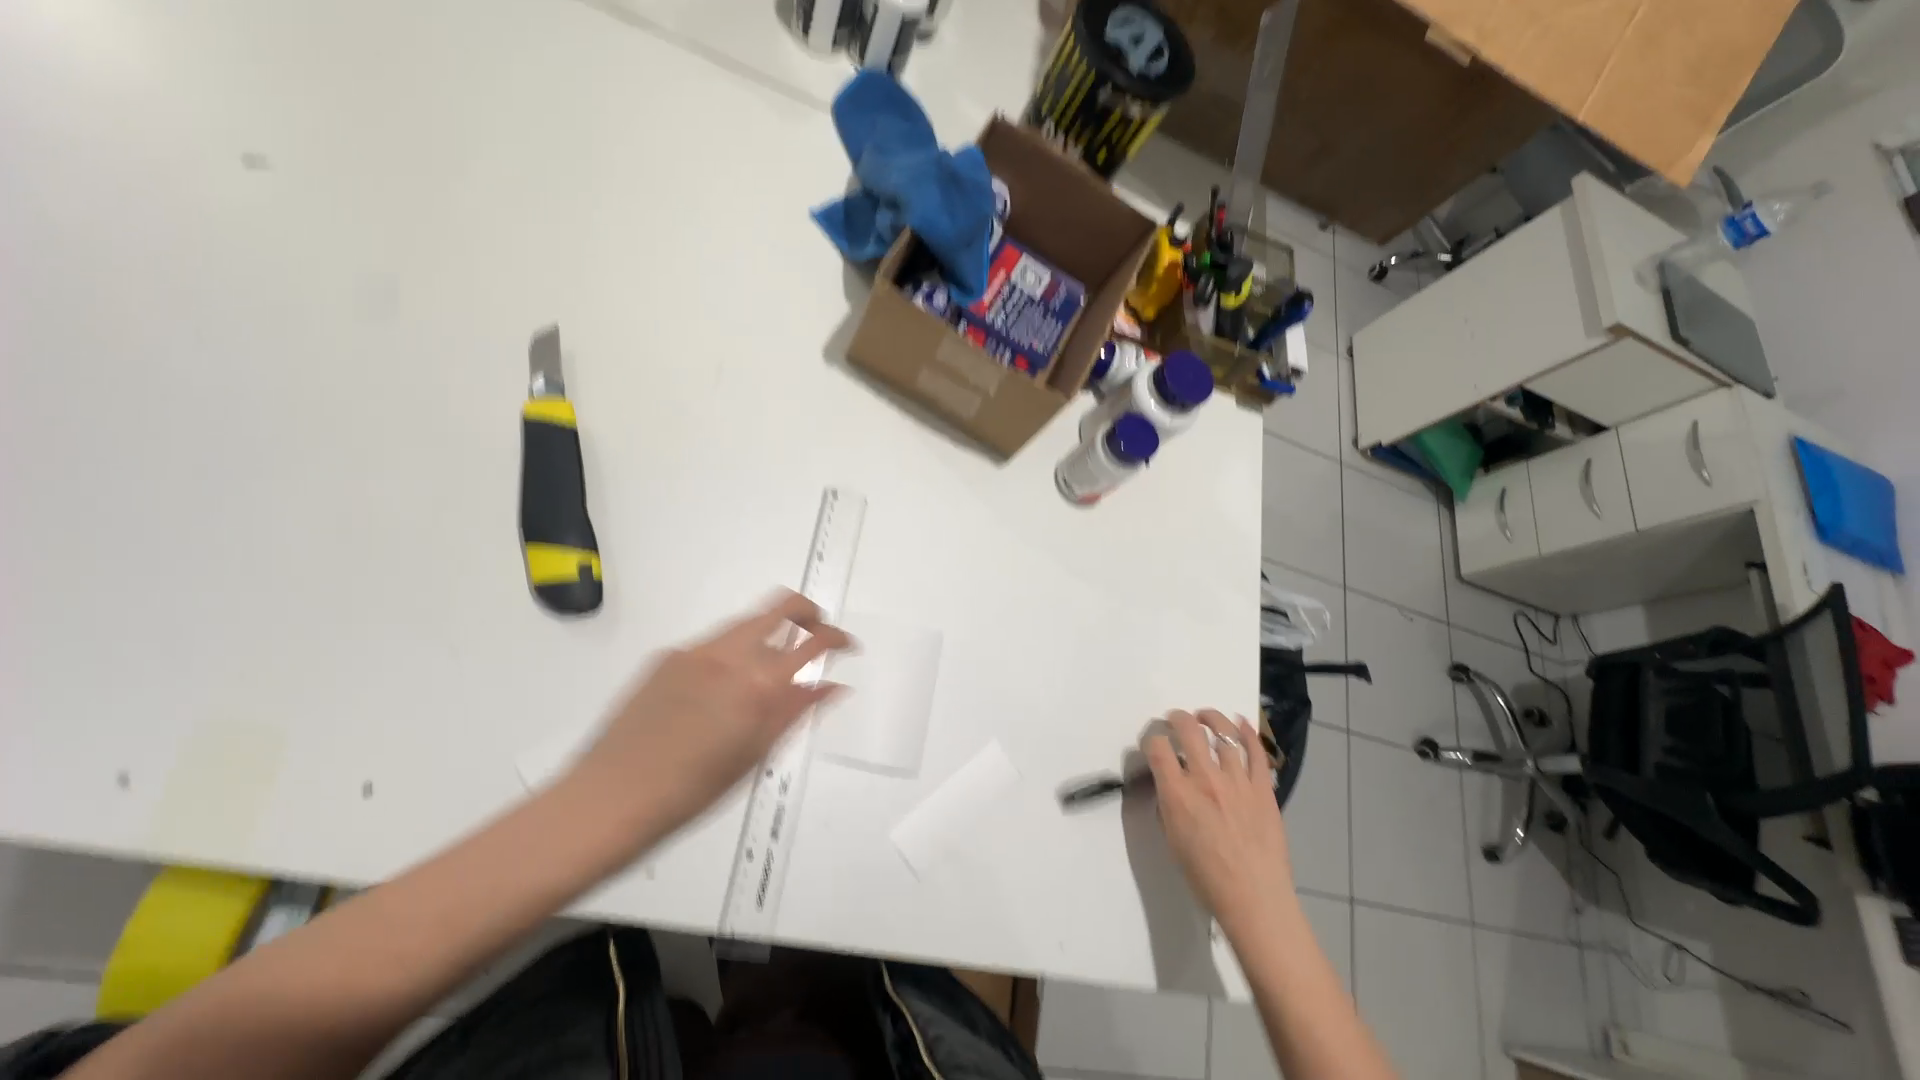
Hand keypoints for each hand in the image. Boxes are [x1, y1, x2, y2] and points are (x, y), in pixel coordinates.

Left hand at [569, 590, 852, 836]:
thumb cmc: (692, 790)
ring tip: (772, 671)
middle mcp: (727, 655)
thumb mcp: (755, 755)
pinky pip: (711, 645)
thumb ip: (795, 712)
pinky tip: (723, 693)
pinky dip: (732, 654)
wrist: (612, 797)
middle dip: (806, 614)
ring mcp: (692, 652)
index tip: (846, 646)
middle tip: (818, 634)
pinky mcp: (665, 659)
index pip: (811, 641)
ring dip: (768, 635)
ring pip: (743, 625)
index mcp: (757, 683)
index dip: (836, 638)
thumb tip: (830, 687)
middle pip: (778, 608)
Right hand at [1144, 710, 1295, 943]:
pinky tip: (1240, 723)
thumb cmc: (1206, 879)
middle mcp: (1206, 780)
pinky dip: (1247, 732)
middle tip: (1176, 720)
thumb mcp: (1173, 841)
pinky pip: (1256, 752)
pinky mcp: (1263, 788)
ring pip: (1223, 734)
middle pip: (1189, 730)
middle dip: (1178, 719)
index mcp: (1178, 795)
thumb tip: (1171, 787)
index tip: (1154, 745)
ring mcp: (1238, 781)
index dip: (1152, 740)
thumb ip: (1170, 807)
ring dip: (1211, 719)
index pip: (1158, 749)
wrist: (1254, 898)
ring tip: (1206, 717)